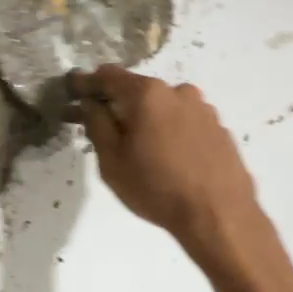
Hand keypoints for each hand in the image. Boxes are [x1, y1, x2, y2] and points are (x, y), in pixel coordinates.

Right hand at [71, 65, 256, 243]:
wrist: (218, 215)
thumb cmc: (156, 189)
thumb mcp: (113, 163)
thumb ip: (97, 126)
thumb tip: (91, 104)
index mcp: (147, 94)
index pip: (108, 76)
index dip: (87, 84)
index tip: (73, 92)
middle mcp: (178, 91)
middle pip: (139, 92)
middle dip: (119, 107)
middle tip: (105, 133)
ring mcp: (203, 108)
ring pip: (164, 109)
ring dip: (148, 122)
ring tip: (142, 154)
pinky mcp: (219, 128)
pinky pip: (185, 124)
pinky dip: (171, 134)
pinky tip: (170, 161)